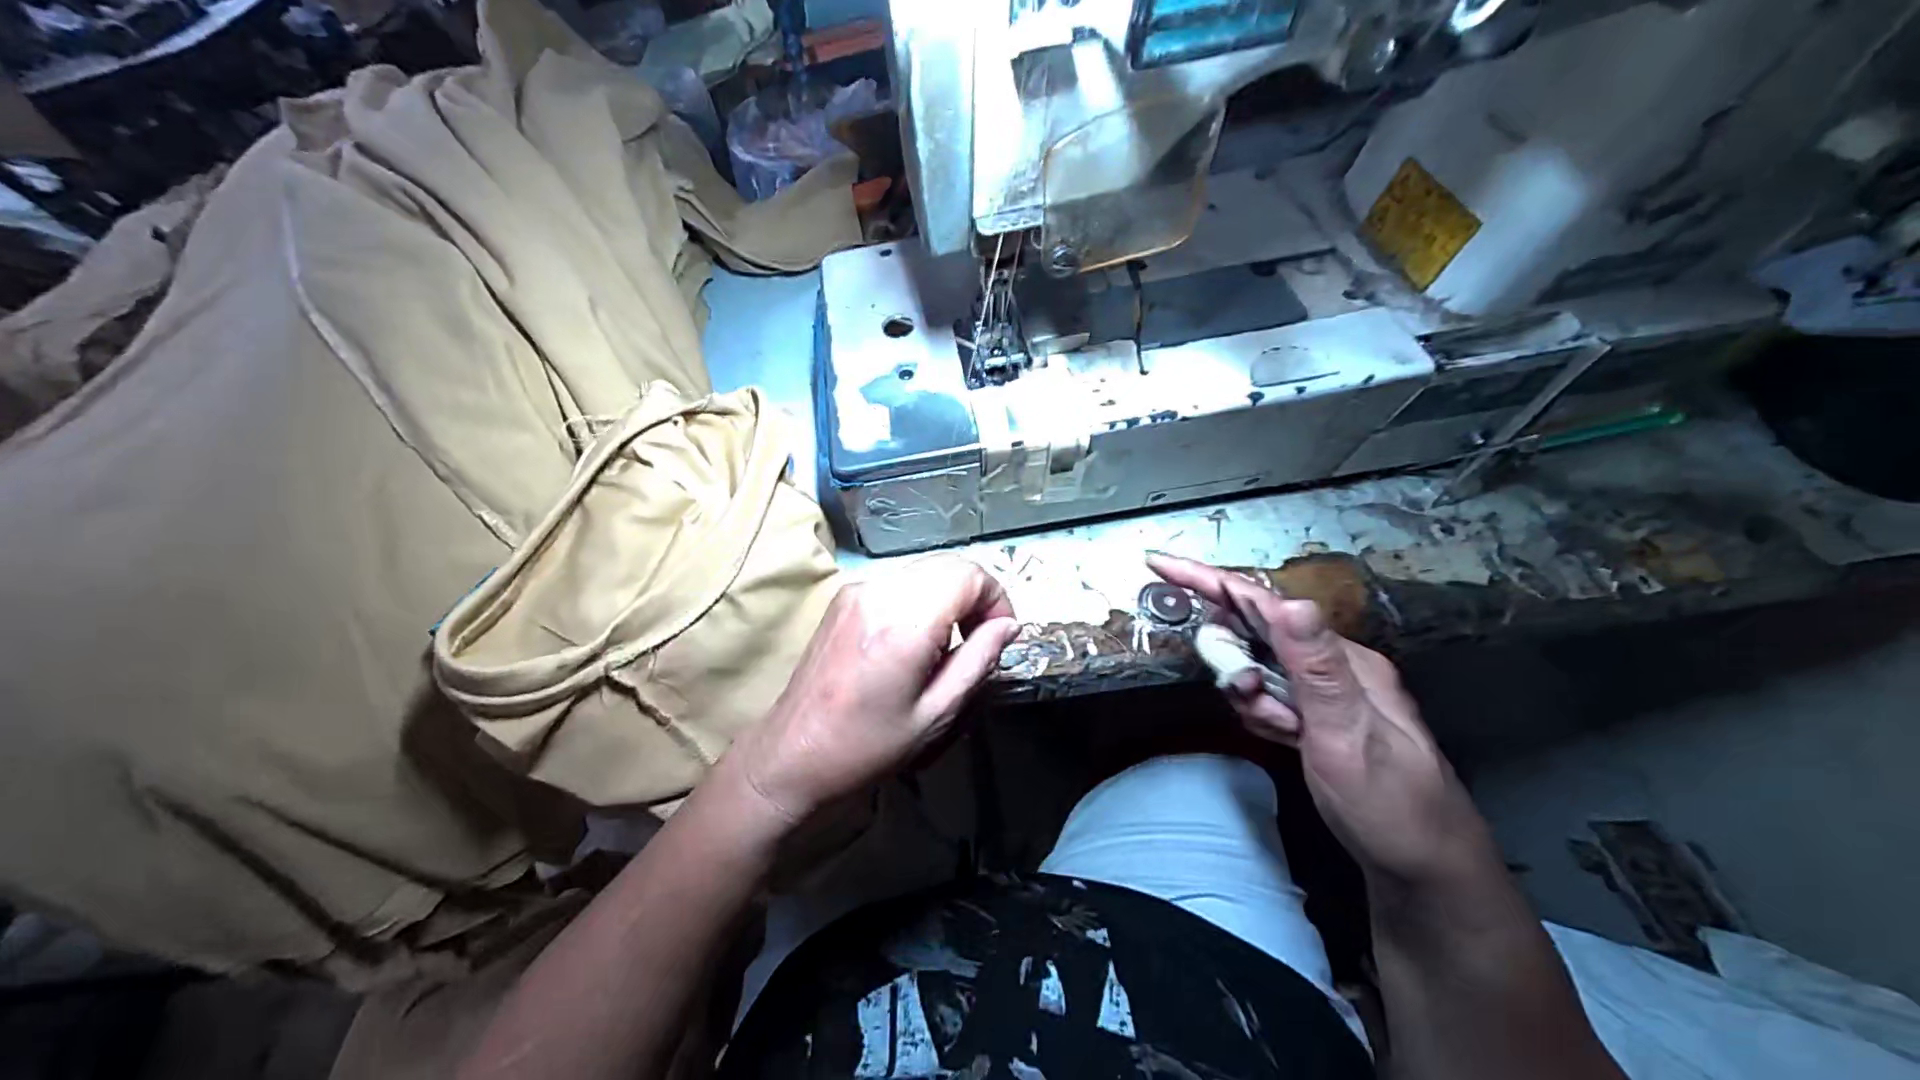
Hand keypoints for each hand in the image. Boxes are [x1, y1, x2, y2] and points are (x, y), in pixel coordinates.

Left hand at [722, 556, 1018, 823]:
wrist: (792, 755)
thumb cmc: (867, 746)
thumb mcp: (935, 713)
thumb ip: (978, 661)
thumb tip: (1008, 626)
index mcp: (903, 622)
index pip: (969, 575)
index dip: (996, 600)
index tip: (997, 636)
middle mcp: (879, 592)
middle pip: (949, 566)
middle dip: (975, 596)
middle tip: (977, 641)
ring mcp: (856, 590)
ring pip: (925, 570)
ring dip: (948, 597)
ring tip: (945, 645)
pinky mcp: (843, 598)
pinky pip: (899, 582)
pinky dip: (921, 598)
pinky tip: (913, 640)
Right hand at [1148, 554, 1499, 888]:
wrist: (1426, 871)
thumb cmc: (1393, 809)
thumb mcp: (1349, 737)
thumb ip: (1317, 669)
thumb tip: (1291, 603)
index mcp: (1344, 660)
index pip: (1266, 605)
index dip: (1210, 581)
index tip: (1161, 564)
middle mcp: (1333, 665)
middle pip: (1255, 635)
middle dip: (1236, 663)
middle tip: (1260, 708)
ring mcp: (1325, 691)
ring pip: (1257, 668)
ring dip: (1251, 697)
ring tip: (1281, 732)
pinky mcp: (1314, 715)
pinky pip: (1268, 696)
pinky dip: (1261, 713)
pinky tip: (1282, 737)